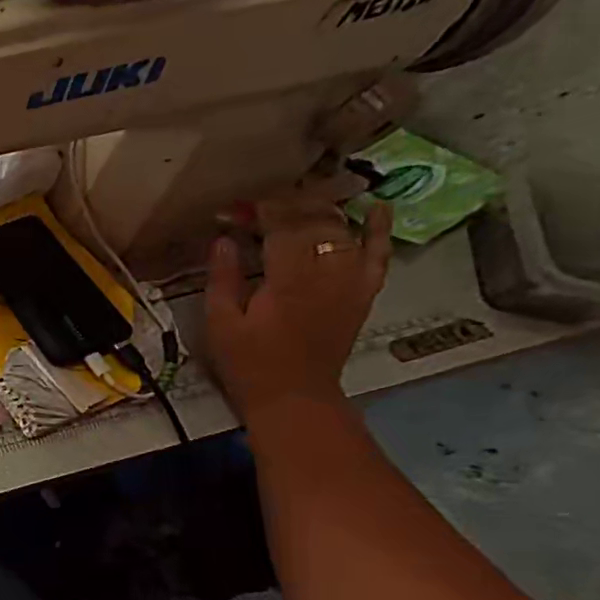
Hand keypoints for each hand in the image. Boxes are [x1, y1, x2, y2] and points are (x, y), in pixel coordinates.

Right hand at [205, 191, 392, 419]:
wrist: (293, 397)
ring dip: (321, 210)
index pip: (281, 226)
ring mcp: (350, 282)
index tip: (237, 209)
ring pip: (343, 230)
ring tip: (298, 202)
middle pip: (315, 221)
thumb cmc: (248, 364)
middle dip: (288, 205)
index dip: (260, 211)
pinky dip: (378, 229)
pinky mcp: (362, 293)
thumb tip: (223, 240)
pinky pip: (377, 254)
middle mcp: (326, 273)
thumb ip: (223, 279)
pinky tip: (376, 207)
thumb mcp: (221, 324)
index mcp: (287, 281)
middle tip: (261, 204)